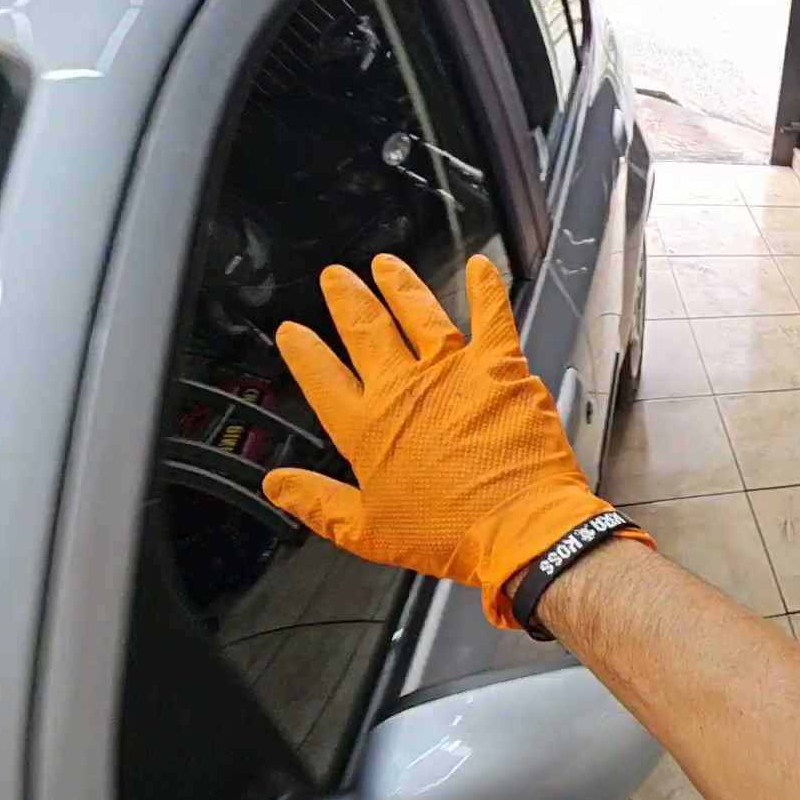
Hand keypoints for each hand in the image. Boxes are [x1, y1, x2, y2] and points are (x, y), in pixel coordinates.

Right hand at [262, 254, 650, 630]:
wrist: (520, 526)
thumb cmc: (454, 532)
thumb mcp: (369, 531)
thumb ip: (318, 503)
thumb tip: (279, 485)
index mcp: (367, 428)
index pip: (321, 377)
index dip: (304, 351)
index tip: (295, 332)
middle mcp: (405, 390)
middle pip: (365, 331)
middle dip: (348, 300)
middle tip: (338, 278)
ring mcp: (454, 374)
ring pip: (419, 315)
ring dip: (400, 286)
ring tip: (386, 266)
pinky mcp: (501, 369)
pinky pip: (492, 317)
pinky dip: (485, 290)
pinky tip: (481, 268)